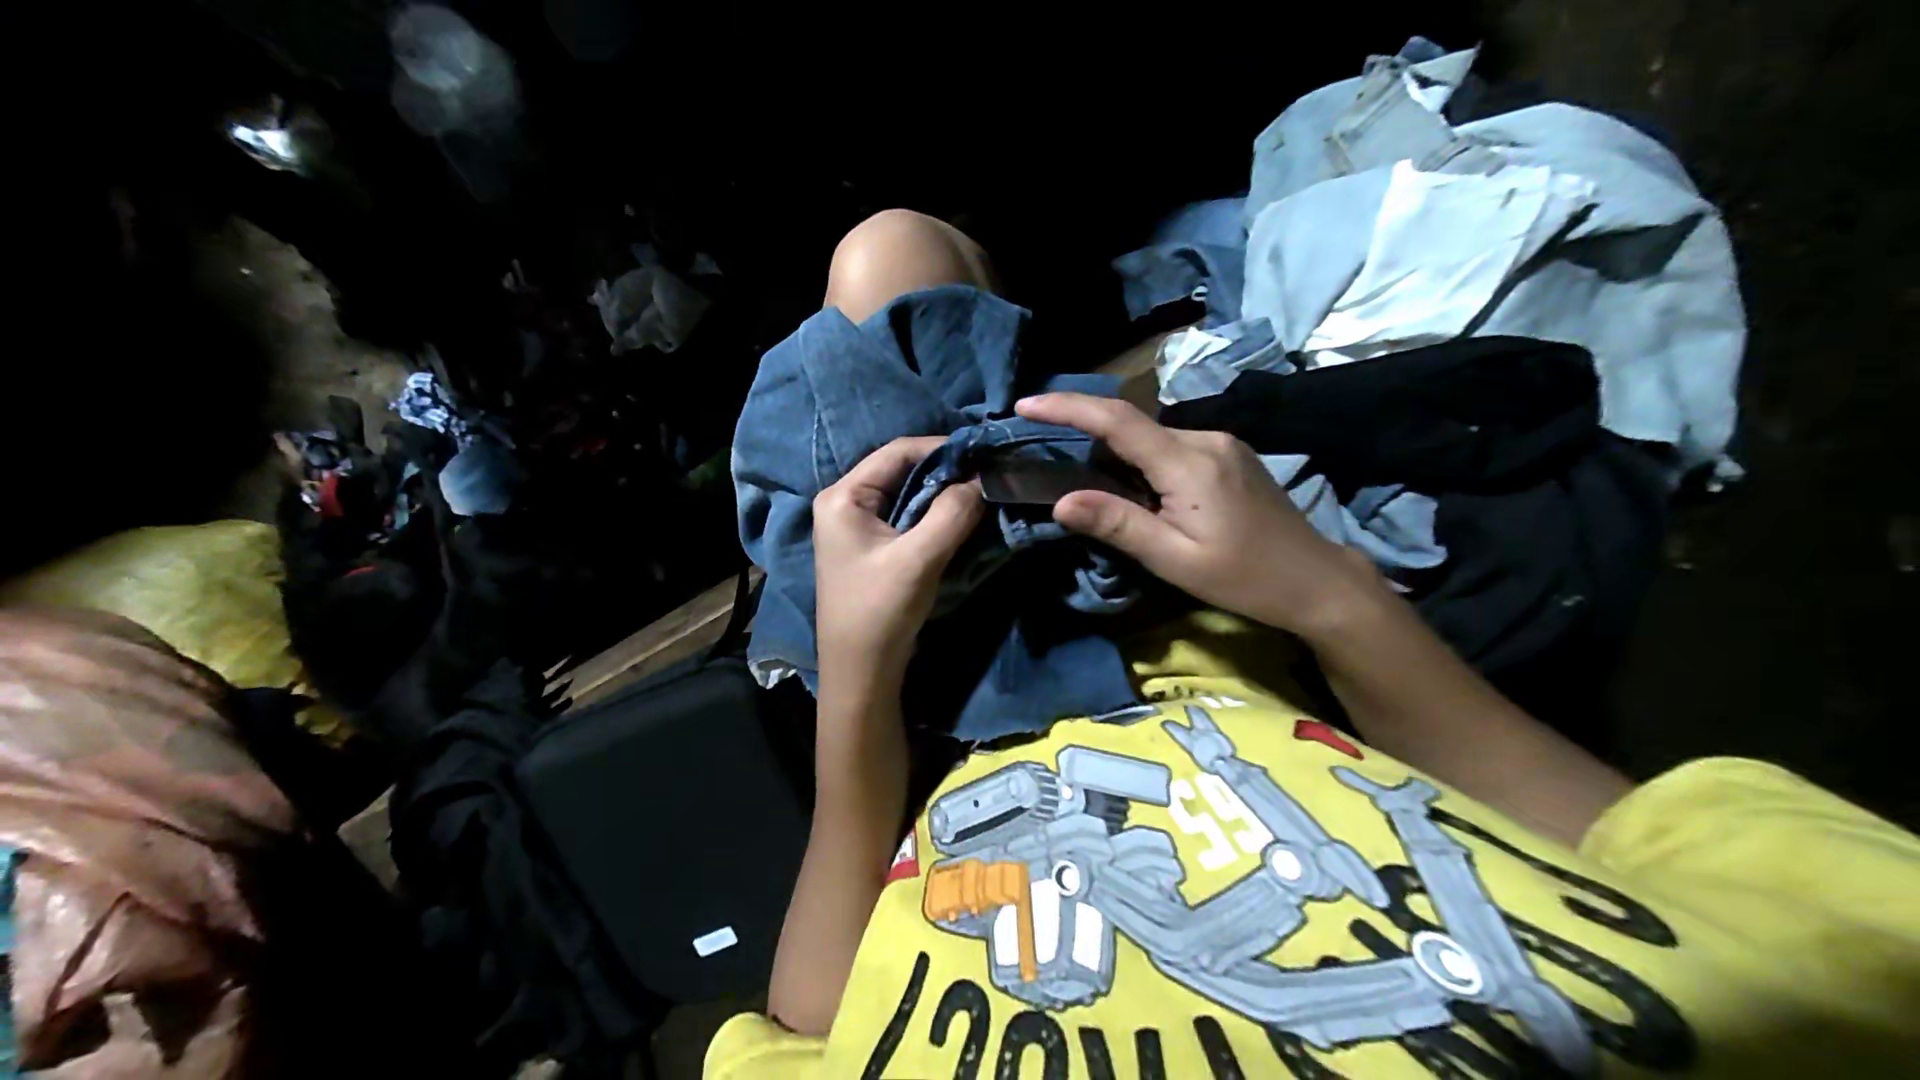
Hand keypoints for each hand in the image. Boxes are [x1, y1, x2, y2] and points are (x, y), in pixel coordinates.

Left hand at [813, 436, 984, 696]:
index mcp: (843, 496)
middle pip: (903, 470)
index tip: (984, 454)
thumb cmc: (880, 611)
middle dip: (946, 472)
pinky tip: (962, 519)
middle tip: (988, 475)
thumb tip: (982, 477)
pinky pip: (908, 516)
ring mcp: (858, 525)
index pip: (898, 452)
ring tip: (981, 494)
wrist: (861, 672)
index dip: (942, 449)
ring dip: (943, 494)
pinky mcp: (873, 546)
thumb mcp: (919, 558)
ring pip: (908, 493)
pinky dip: (935, 514)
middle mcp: (845, 502)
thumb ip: (951, 513)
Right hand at [1015, 393, 1377, 636]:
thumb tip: (1061, 501)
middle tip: (1045, 454)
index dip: (1068, 408)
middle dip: (1084, 432)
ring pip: (1151, 436)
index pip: (1117, 421)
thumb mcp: (1174, 559)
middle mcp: (1205, 439)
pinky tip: (1136, 489)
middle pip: (1132, 425)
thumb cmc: (1244, 578)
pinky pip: (1171, 446)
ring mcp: (1221, 443)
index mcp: (1189, 462)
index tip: (1025, 405)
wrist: (1317, 581)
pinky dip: (1141, 459)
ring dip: (1114, 451)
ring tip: (1087, 482)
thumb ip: (1119, 524)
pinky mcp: (1228, 454)